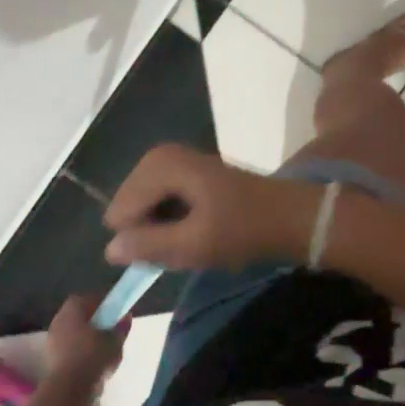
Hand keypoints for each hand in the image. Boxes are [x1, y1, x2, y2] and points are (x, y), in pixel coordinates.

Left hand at [47, 295, 128, 382]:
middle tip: (111, 329)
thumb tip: (126, 316)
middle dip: (95, 321)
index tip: (116, 311)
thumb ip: (121, 327)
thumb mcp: (115, 341)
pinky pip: (69, 348)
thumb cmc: (94, 357)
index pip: (90, 298)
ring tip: (104, 349)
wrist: (70, 388)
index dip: (105, 303)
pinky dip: (80, 351)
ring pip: (73, 332)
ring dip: (87, 337)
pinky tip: (92, 362)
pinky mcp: (50, 357)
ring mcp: (52, 338)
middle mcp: (59, 318)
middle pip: (80, 315)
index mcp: (73, 308)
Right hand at [103, 144, 318, 269]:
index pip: (120, 213)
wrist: (296, 217)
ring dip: (164, 231)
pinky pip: (162, 204)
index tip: (177, 249)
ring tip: (193, 240)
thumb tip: (108, 249)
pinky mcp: (188, 173)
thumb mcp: (195, 244)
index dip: (143, 241)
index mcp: (160, 165)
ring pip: (145, 208)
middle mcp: (162, 156)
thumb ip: (148, 246)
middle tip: (187, 245)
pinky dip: (174, 223)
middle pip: (130, 207)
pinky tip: (198, 232)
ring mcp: (175, 162)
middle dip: (151, 233)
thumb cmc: (247, 230)